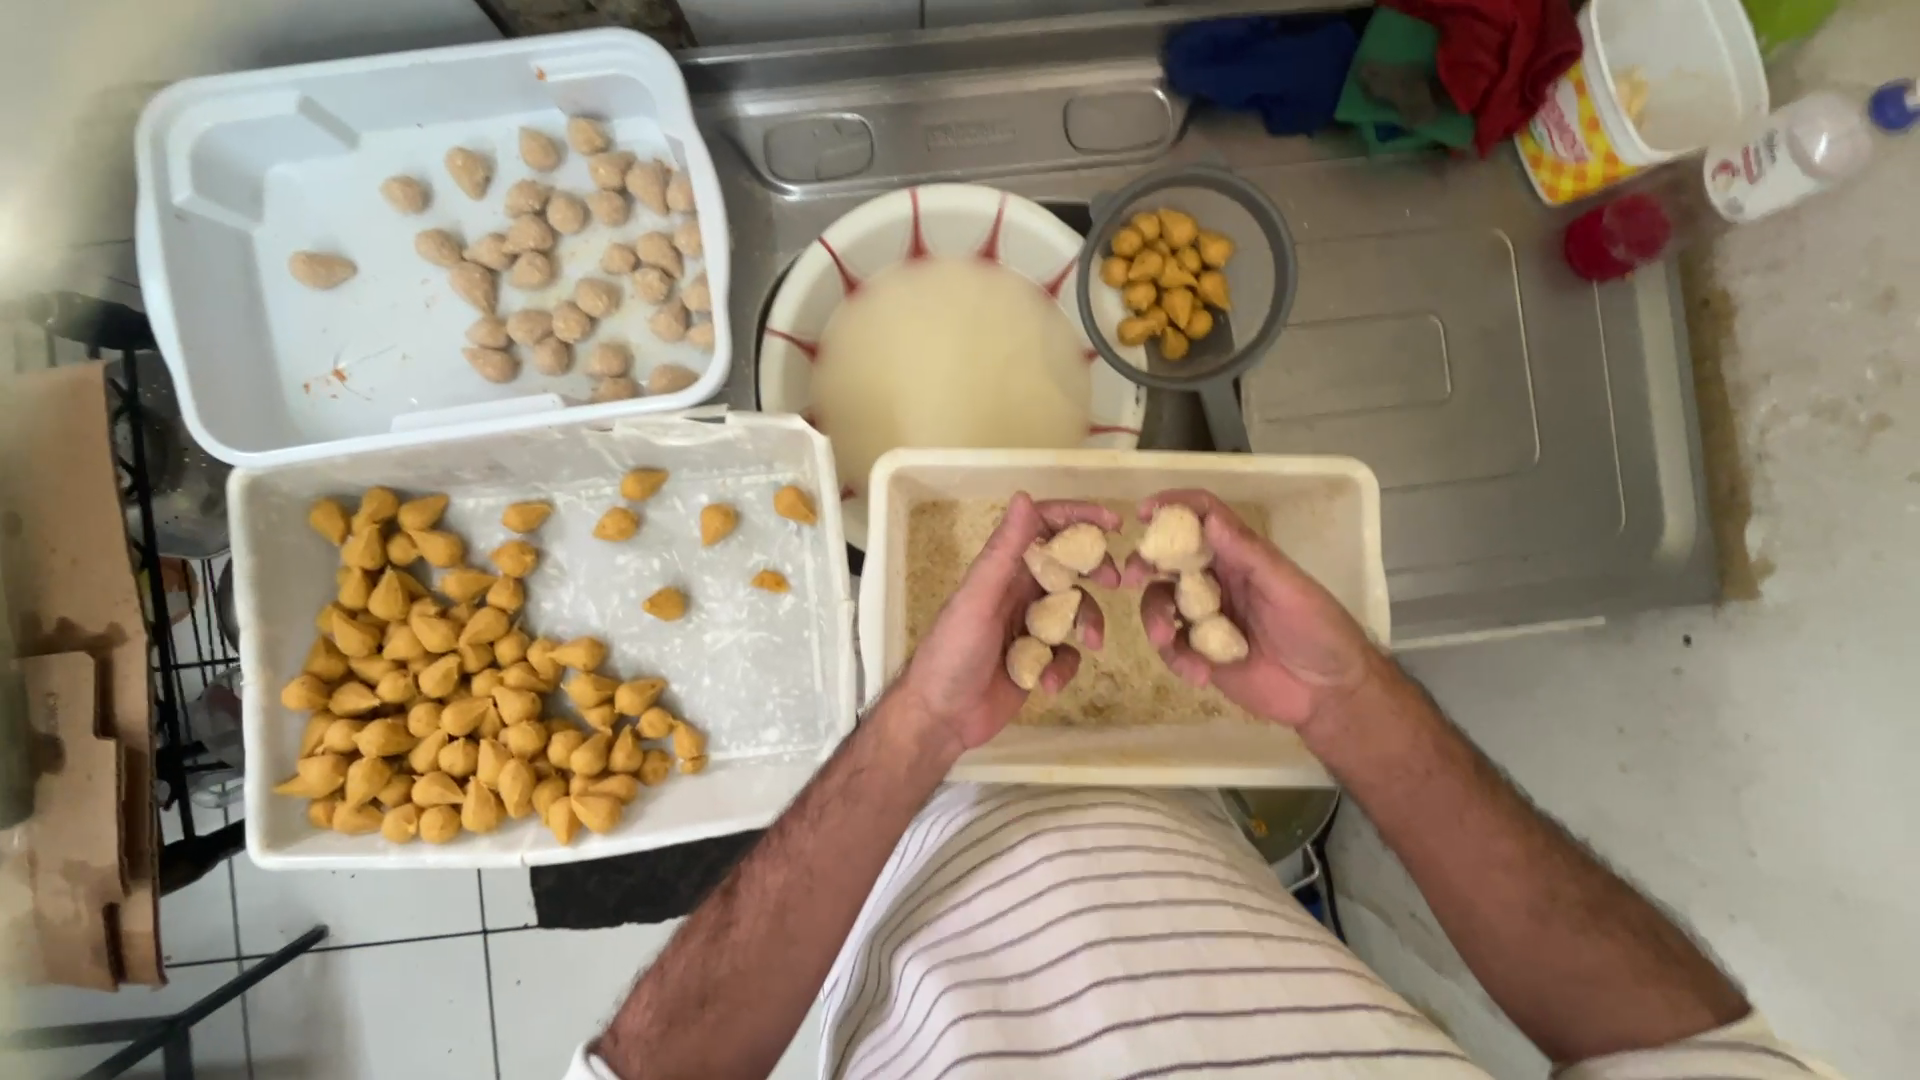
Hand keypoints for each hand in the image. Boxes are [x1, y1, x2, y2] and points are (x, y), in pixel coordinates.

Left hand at [898, 493, 1117, 752]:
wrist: (940, 716)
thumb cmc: (952, 652)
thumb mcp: (978, 598)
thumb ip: (1004, 551)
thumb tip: (1025, 496)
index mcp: (1002, 570)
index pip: (1043, 527)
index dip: (1077, 518)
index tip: (1114, 523)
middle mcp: (1017, 592)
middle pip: (1066, 566)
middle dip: (1093, 569)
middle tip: (1116, 581)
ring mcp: (1027, 627)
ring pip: (1074, 611)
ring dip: (1087, 622)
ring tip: (1092, 642)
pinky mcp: (1035, 661)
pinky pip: (1065, 654)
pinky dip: (1064, 666)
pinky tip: (1048, 682)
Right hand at [1123, 490, 1385, 731]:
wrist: (1330, 695)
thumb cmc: (1318, 630)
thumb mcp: (1287, 587)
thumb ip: (1247, 553)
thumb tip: (1208, 518)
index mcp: (1239, 556)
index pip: (1202, 519)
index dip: (1174, 508)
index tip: (1144, 511)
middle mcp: (1216, 581)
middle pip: (1168, 560)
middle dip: (1144, 564)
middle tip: (1129, 578)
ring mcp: (1205, 618)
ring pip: (1160, 604)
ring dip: (1155, 619)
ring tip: (1165, 641)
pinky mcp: (1200, 653)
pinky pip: (1172, 648)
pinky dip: (1176, 659)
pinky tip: (1198, 674)